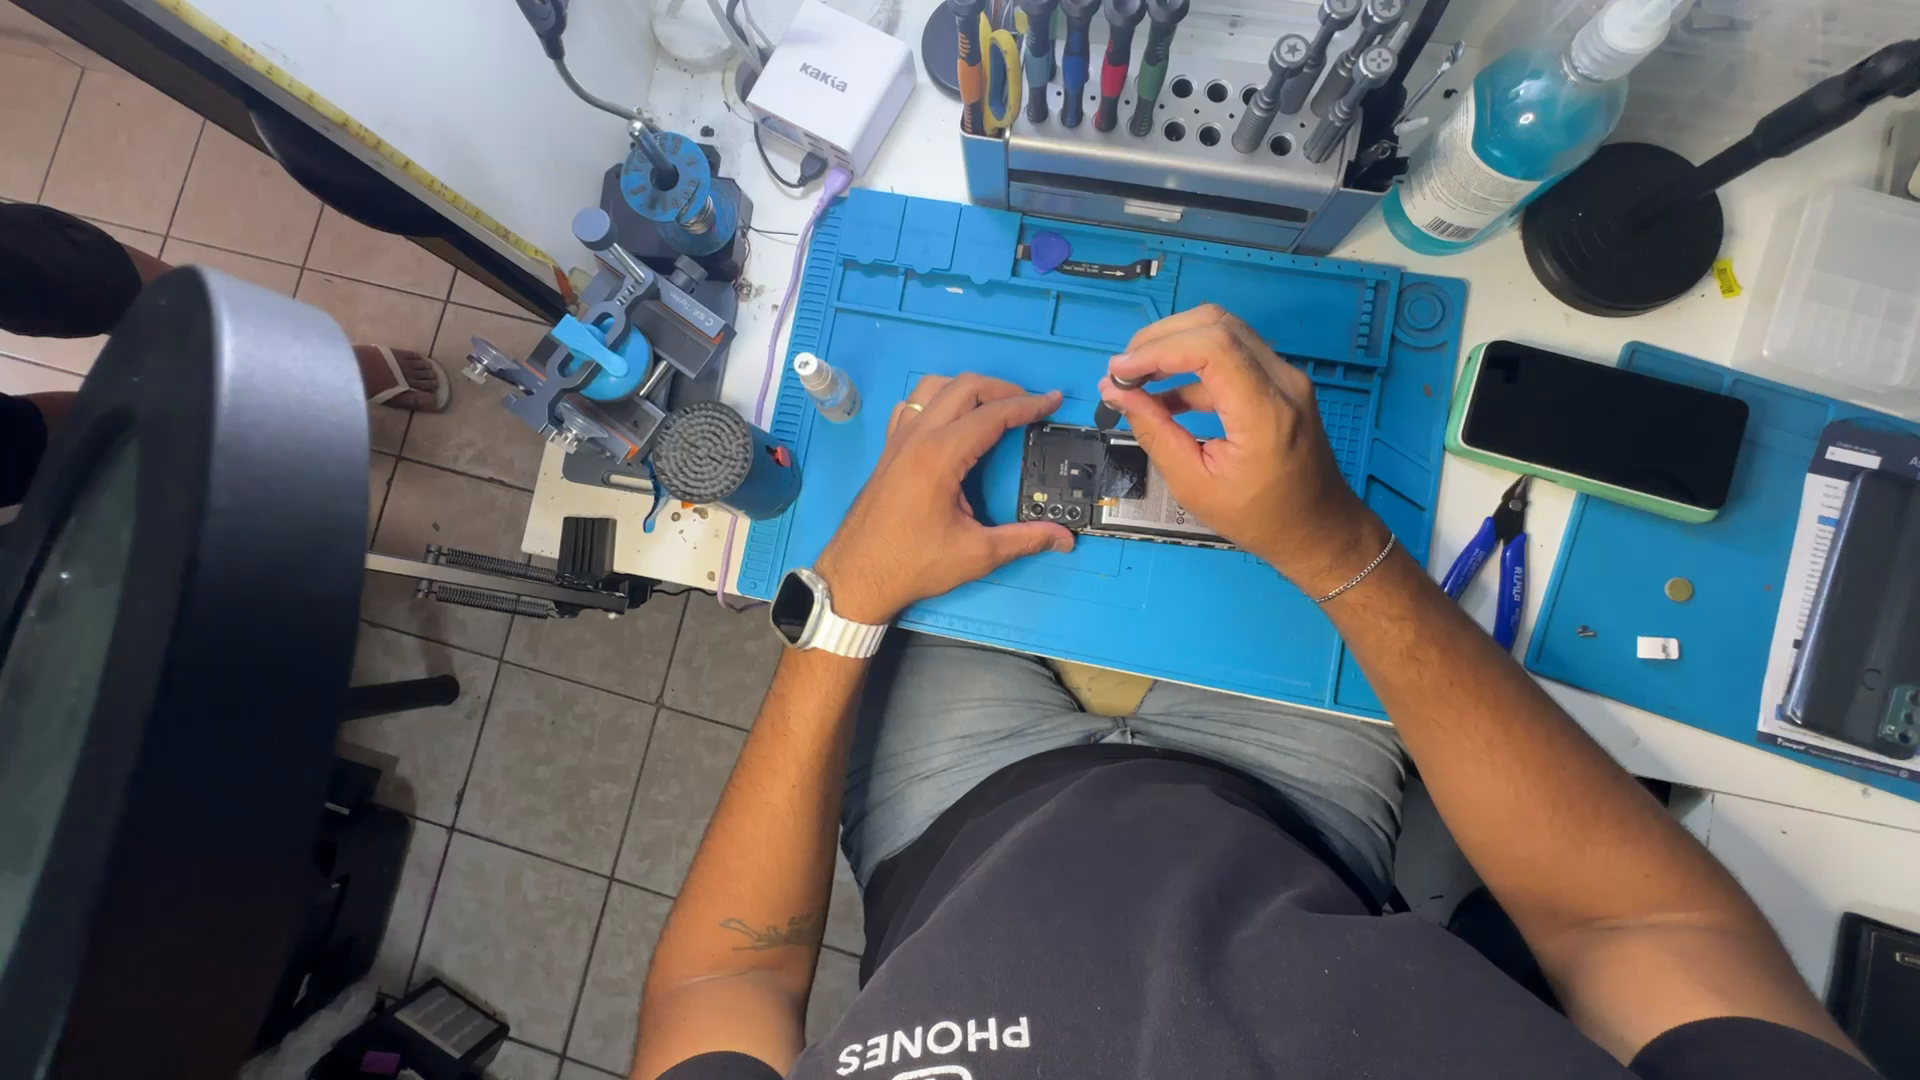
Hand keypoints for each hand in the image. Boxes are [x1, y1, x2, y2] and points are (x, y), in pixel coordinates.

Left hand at [815, 374, 1074, 623]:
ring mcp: (898, 440)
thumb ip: (1025, 540)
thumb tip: (1066, 539)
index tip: (1054, 401)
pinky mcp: (888, 450)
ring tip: (994, 405)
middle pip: (964, 387)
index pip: (992, 415)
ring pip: (934, 388)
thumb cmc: (913, 565)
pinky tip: (951, 419)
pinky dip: (937, 400)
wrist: (856, 576)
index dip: (1028, 405)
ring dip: (968, 387)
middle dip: (1003, 388)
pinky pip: (912, 406)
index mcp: (940, 456)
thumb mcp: (976, 555)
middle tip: (1031, 403)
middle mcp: (917, 437)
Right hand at [1098, 305, 1391, 597]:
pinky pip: (1232, 353)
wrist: (1317, 528)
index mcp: (1264, 412)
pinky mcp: (1279, 381)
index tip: (1119, 373)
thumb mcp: (1194, 484)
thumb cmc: (1256, 517)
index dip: (1158, 349)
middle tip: (1123, 371)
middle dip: (1160, 338)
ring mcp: (1286, 376)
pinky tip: (1162, 393)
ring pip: (1223, 330)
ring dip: (1174, 344)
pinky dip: (1192, 362)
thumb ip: (1155, 432)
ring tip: (1136, 377)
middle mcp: (1282, 381)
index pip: (1211, 346)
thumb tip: (1116, 393)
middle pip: (1215, 324)